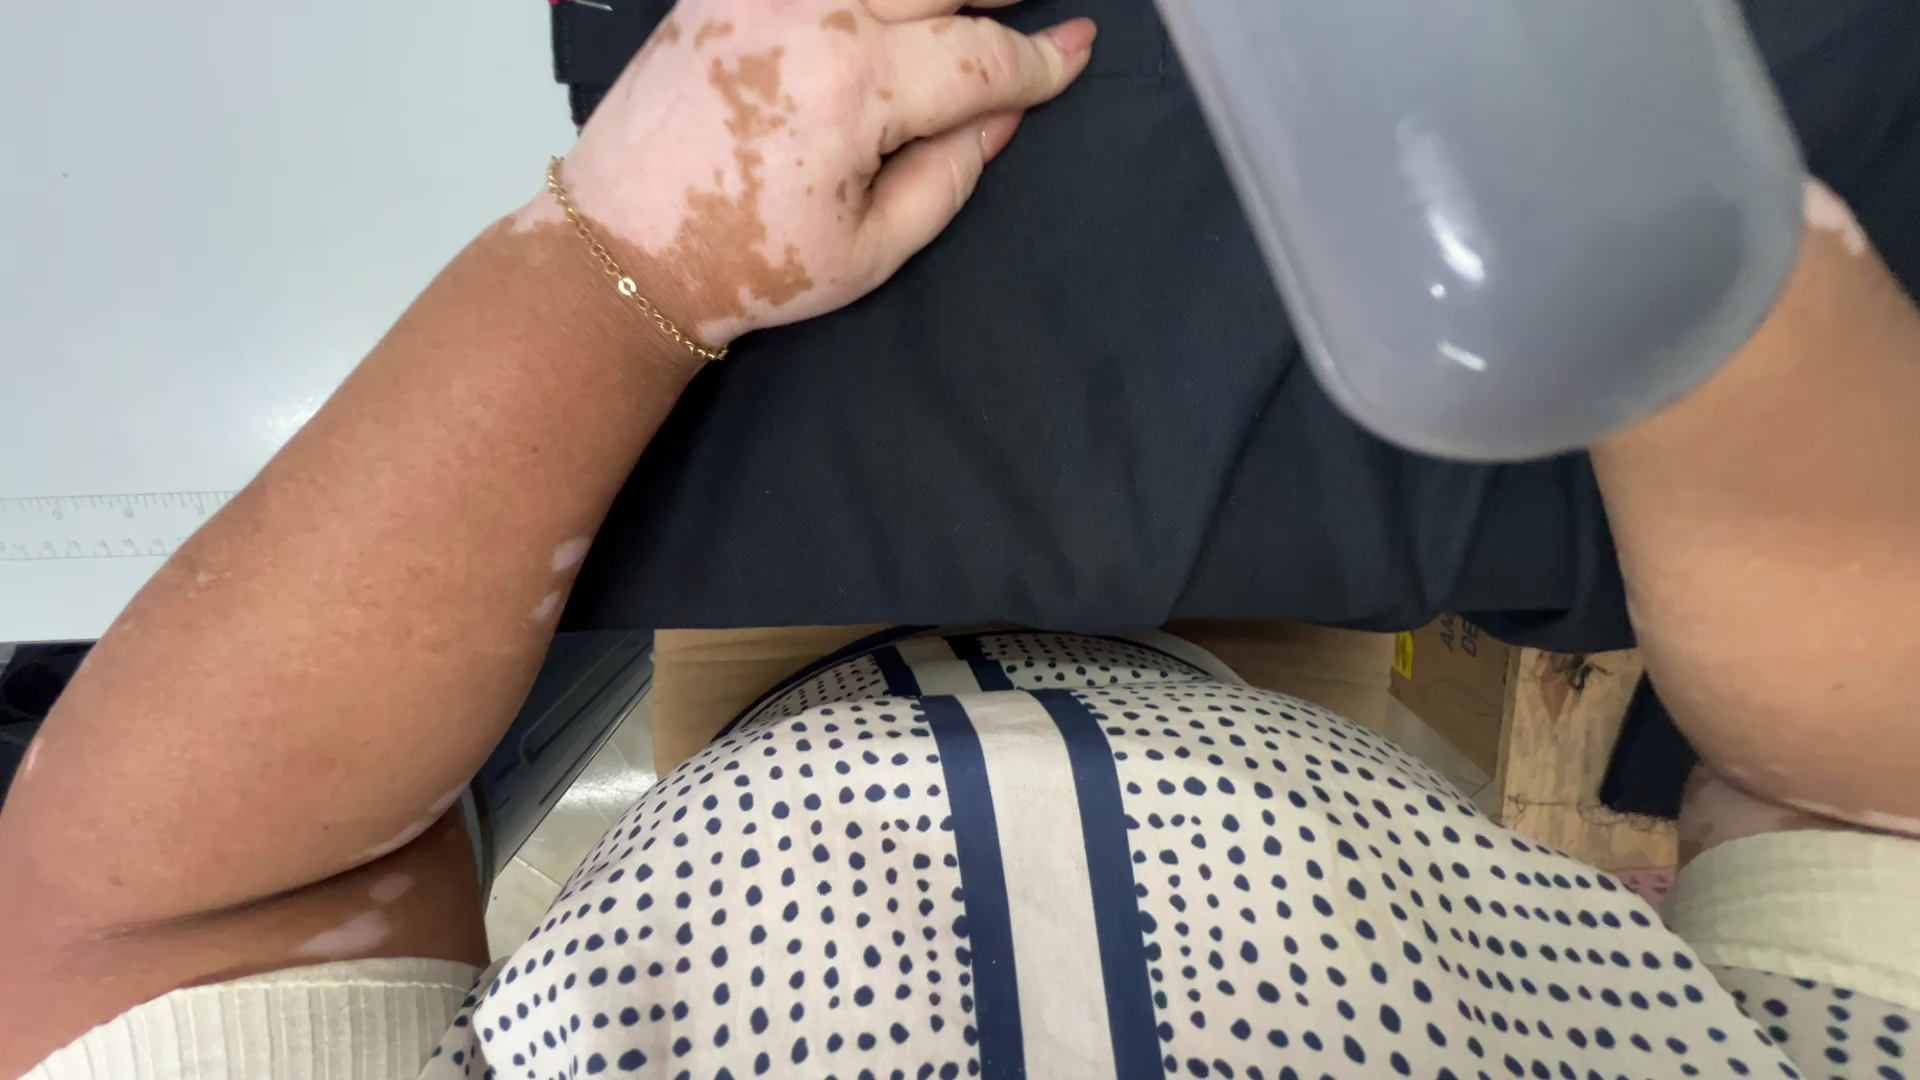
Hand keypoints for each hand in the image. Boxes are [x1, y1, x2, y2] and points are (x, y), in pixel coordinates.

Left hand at [528, 0, 1095, 349]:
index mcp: (856, 88)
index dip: (1037, 62)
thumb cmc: (757, 266)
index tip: (1077, 52)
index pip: (977, 58)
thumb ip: (948, 178)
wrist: (633, 246)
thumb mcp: (872, 251)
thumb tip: (1000, 116)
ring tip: (972, 4)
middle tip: (1036, 6)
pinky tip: (891, 10)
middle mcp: (812, 8)